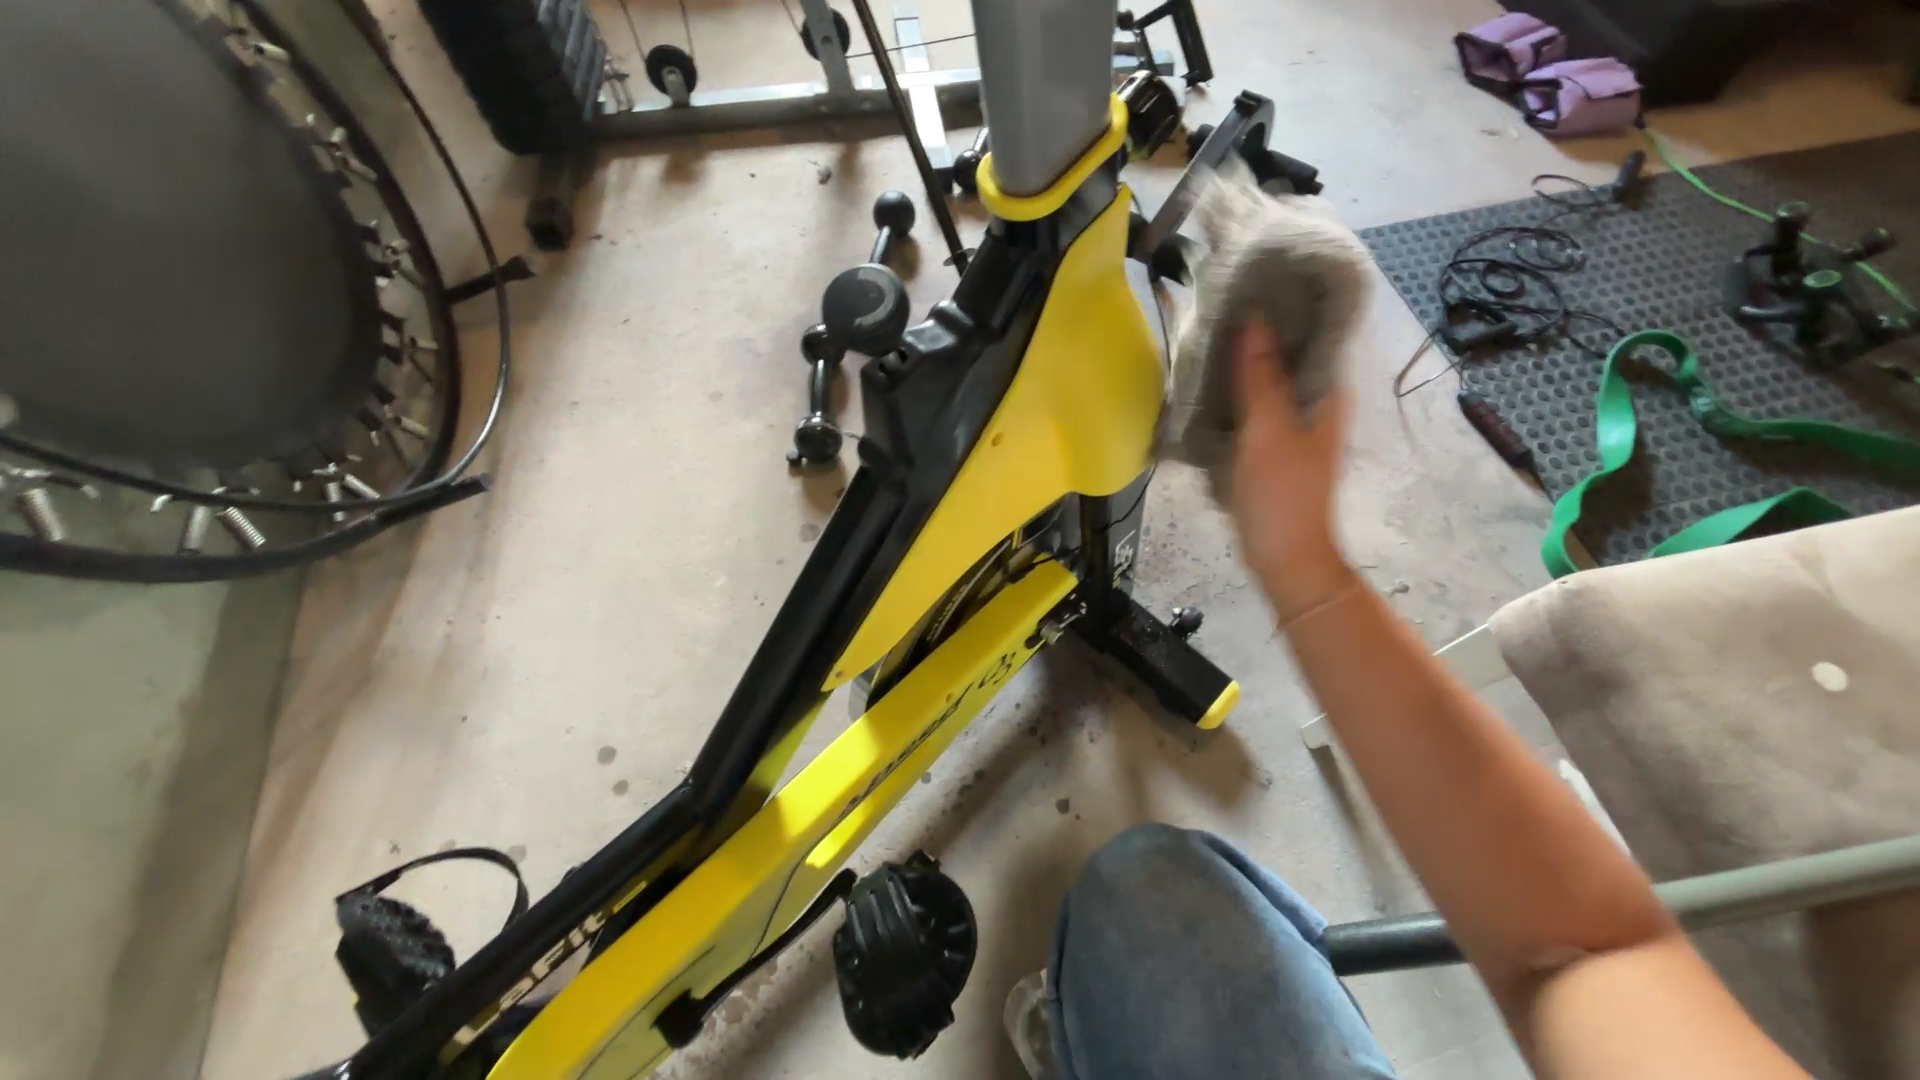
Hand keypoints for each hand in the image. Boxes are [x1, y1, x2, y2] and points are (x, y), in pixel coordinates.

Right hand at [1229, 320, 1355, 621]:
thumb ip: (1260, 375)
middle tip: (1224, 293)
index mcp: (1326, 391)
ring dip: (1246, 353)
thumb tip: (1253, 318)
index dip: (1293, 298)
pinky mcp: (1272, 440)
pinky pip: (1255, 400)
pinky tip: (1211, 373)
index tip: (1259, 270)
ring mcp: (1294, 421)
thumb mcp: (1269, 429)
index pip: (1317, 327)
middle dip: (1263, 322)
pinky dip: (1238, 384)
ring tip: (1212, 323)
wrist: (1284, 556)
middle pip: (1291, 347)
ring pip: (1271, 373)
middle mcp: (1315, 399)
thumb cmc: (1282, 493)